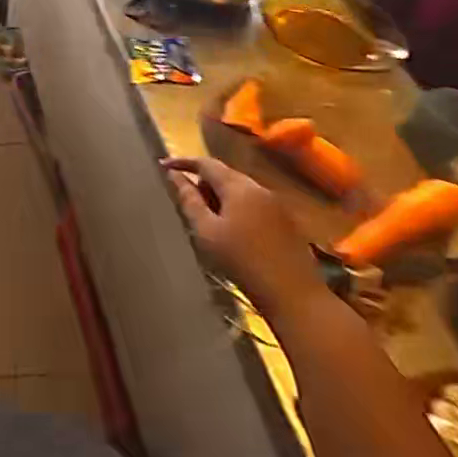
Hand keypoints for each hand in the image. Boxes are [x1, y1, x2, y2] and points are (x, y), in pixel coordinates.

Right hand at [163, 156, 325, 317]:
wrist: (294, 294)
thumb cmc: (242, 261)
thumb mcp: (206, 231)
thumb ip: (189, 201)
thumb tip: (174, 176)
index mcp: (238, 187)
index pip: (206, 163)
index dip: (183, 162)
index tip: (163, 166)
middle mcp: (259, 188)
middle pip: (224, 174)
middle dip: (202, 181)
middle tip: (185, 199)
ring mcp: (276, 204)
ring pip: (240, 189)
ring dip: (220, 196)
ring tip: (207, 219)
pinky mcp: (286, 221)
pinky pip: (253, 203)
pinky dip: (236, 207)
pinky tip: (233, 231)